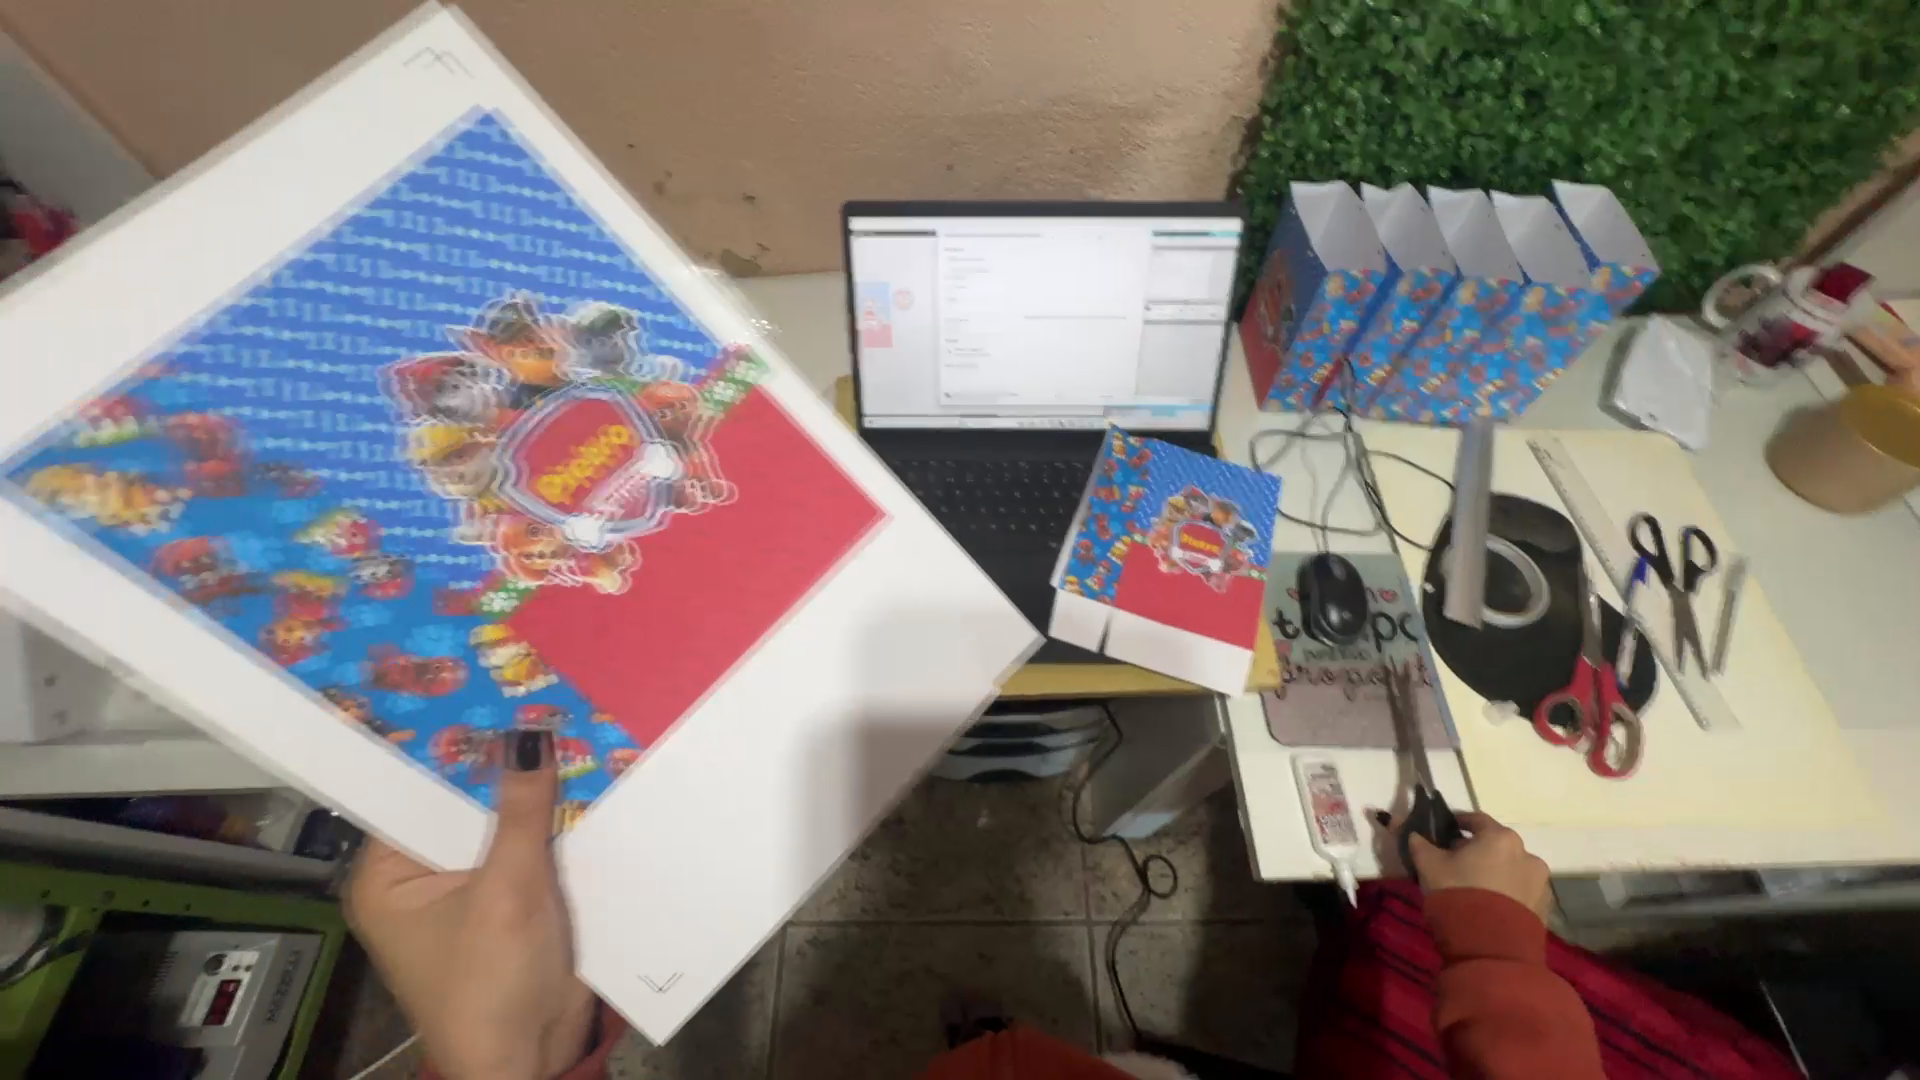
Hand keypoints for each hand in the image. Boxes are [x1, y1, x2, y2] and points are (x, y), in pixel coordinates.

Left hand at [347, 729, 596, 1079]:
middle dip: (509, 763)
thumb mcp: (507, 891)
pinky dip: (561, 817)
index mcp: (392, 874)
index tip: (493, 694)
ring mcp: (476, 882)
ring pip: (509, 818)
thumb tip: (530, 734)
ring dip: (542, 788)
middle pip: (469, 801)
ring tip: (576, 723)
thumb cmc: (492, 981)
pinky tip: (592, 776)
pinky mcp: (519, 893)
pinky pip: (537, 840)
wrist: (534, 1055)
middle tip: (546, 698)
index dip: (456, 745)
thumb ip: (520, 812)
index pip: (417, 790)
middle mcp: (427, 872)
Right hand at [1401, 810, 1552, 919]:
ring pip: (1511, 867)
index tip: (1443, 831)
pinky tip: (1489, 901)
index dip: (1457, 822)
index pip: (1476, 819)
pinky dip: (1507, 889)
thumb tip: (1403, 825)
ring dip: (1494, 869)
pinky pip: (1521, 889)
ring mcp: (1541, 882)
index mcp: (1500, 837)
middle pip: (1497, 844)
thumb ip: (1417, 840)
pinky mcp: (1546, 907)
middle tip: (1455, 860)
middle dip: (1477, 848)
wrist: (1490, 946)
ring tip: (1474, 885)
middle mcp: (1527, 854)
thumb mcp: (1427, 862)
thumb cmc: (1457, 891)